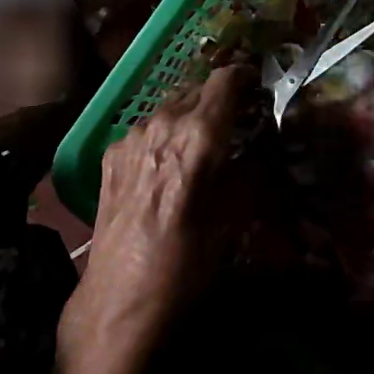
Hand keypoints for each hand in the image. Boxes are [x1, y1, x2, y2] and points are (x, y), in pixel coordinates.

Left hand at [60, 66, 247, 357]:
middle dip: (218, 98)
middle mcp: (162, 123)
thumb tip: (262, 142)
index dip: (243, 76)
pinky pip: (146, 128)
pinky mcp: (111, 153)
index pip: (224, 81)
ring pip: (169, 107)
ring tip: (201, 142)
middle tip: (235, 118)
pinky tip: (168, 162)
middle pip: (196, 89)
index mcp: (199, 135)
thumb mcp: (235, 215)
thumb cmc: (188, 261)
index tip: (256, 83)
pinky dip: (163, 134)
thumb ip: (250, 167)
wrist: (121, 297)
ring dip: (189, 114)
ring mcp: (132, 136)